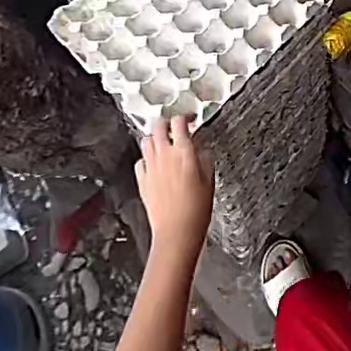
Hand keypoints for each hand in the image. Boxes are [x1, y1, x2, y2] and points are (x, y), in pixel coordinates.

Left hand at [135, 117, 212, 267]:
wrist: (176, 233)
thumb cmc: (195, 210)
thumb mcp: (209, 180)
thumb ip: (203, 159)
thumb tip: (200, 151)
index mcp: (182, 152)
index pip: (179, 122)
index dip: (185, 117)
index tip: (190, 119)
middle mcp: (163, 155)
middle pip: (158, 126)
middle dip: (167, 122)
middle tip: (175, 127)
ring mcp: (151, 167)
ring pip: (146, 140)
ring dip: (155, 138)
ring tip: (165, 143)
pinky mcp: (142, 180)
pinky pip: (141, 161)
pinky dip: (147, 158)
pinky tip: (155, 164)